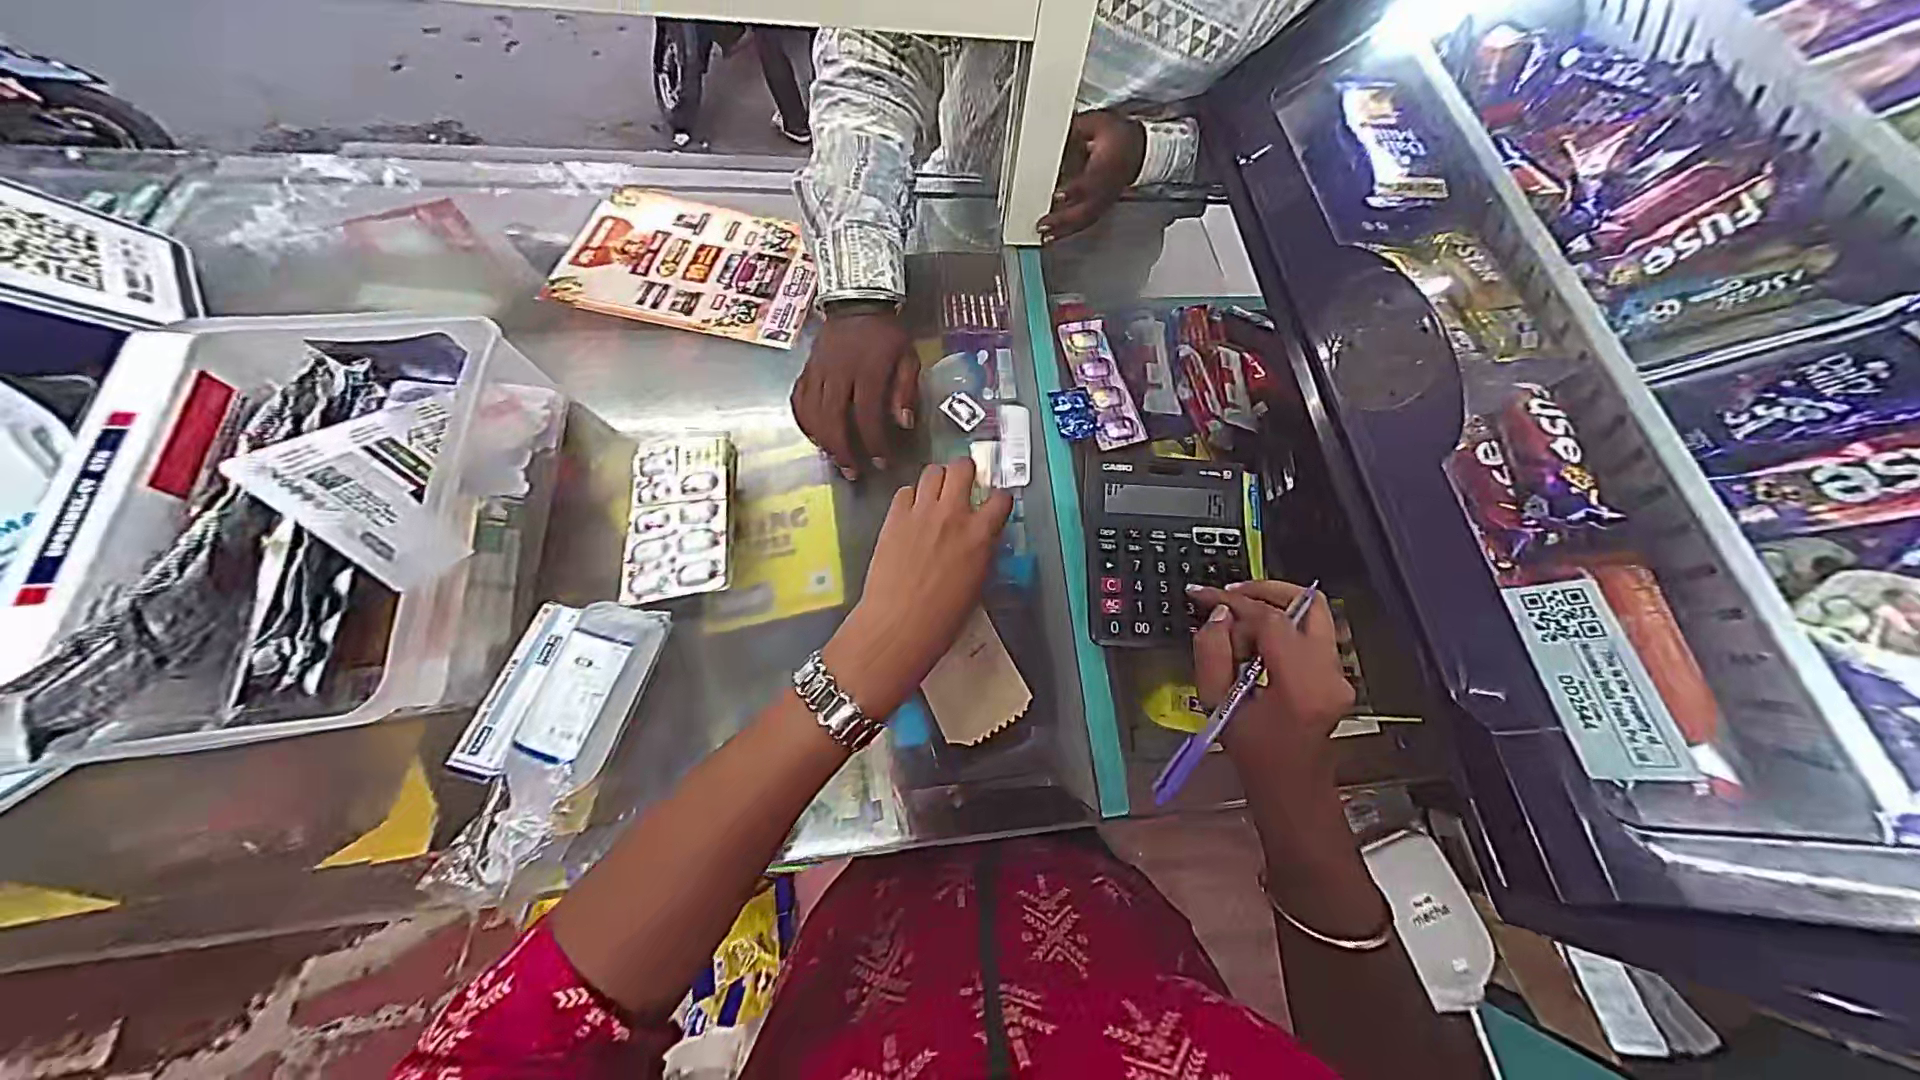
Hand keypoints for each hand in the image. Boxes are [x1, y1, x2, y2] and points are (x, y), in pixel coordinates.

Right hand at [791, 306, 916, 478]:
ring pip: (813, 412)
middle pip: (834, 418)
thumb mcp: (908, 358)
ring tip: (836, 459)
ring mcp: (818, 371)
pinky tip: (816, 437)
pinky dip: (805, 422)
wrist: (856, 303)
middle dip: (844, 450)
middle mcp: (839, 373)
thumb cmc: (887, 336)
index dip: (875, 442)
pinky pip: (799, 400)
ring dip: (824, 441)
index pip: (869, 414)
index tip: (882, 461)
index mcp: (869, 370)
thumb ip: (906, 390)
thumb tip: (903, 423)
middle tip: (854, 472)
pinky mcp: (807, 370)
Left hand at [824, 459, 1013, 717]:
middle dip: (965, 470)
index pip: (1000, 499)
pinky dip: (910, 497)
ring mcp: (921, 513)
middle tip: (963, 480)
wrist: (900, 624)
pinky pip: (905, 491)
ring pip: (932, 471)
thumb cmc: (944, 617)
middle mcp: (952, 515)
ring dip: (937, 479)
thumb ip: (980, 552)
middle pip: (962, 468)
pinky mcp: (894, 518)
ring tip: (935, 492)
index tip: (994, 502)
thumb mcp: (977, 582)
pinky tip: (910, 511)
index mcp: (980, 534)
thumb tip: (978, 540)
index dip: (998, 498)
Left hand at [1037, 110, 1145, 243]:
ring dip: (1063, 230)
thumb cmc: (1116, 137)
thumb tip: (1053, 135)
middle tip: (1043, 224)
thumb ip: (1076, 130)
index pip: (1091, 180)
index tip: (1058, 195)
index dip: (1075, 190)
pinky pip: (1083, 223)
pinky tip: (1053, 236)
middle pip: (1084, 208)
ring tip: (1044, 236)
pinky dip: (1067, 231)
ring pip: (1083, 220)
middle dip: (1063, 219)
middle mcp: (1106, 188)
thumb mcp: (1098, 123)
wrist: (1137, 151)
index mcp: (1107, 164)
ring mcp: (1103, 201)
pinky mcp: (1099, 208)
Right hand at [1188, 580, 1354, 768]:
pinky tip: (1254, 640)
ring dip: (1274, 608)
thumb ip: (1212, 652)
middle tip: (1231, 593)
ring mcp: (1340, 673)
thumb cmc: (1253, 753)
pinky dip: (1282, 625)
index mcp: (1302, 685)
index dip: (1235, 602)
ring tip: (1239, 623)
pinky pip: (1311, 633)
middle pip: (1308, 604)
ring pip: (1313, 615)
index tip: (1205, 595)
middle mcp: (1331, 674)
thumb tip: (1220, 615)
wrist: (1291, 786)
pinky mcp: (1337, 674)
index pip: (1272, 621)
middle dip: (1266, 591)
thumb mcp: (1216, 703)